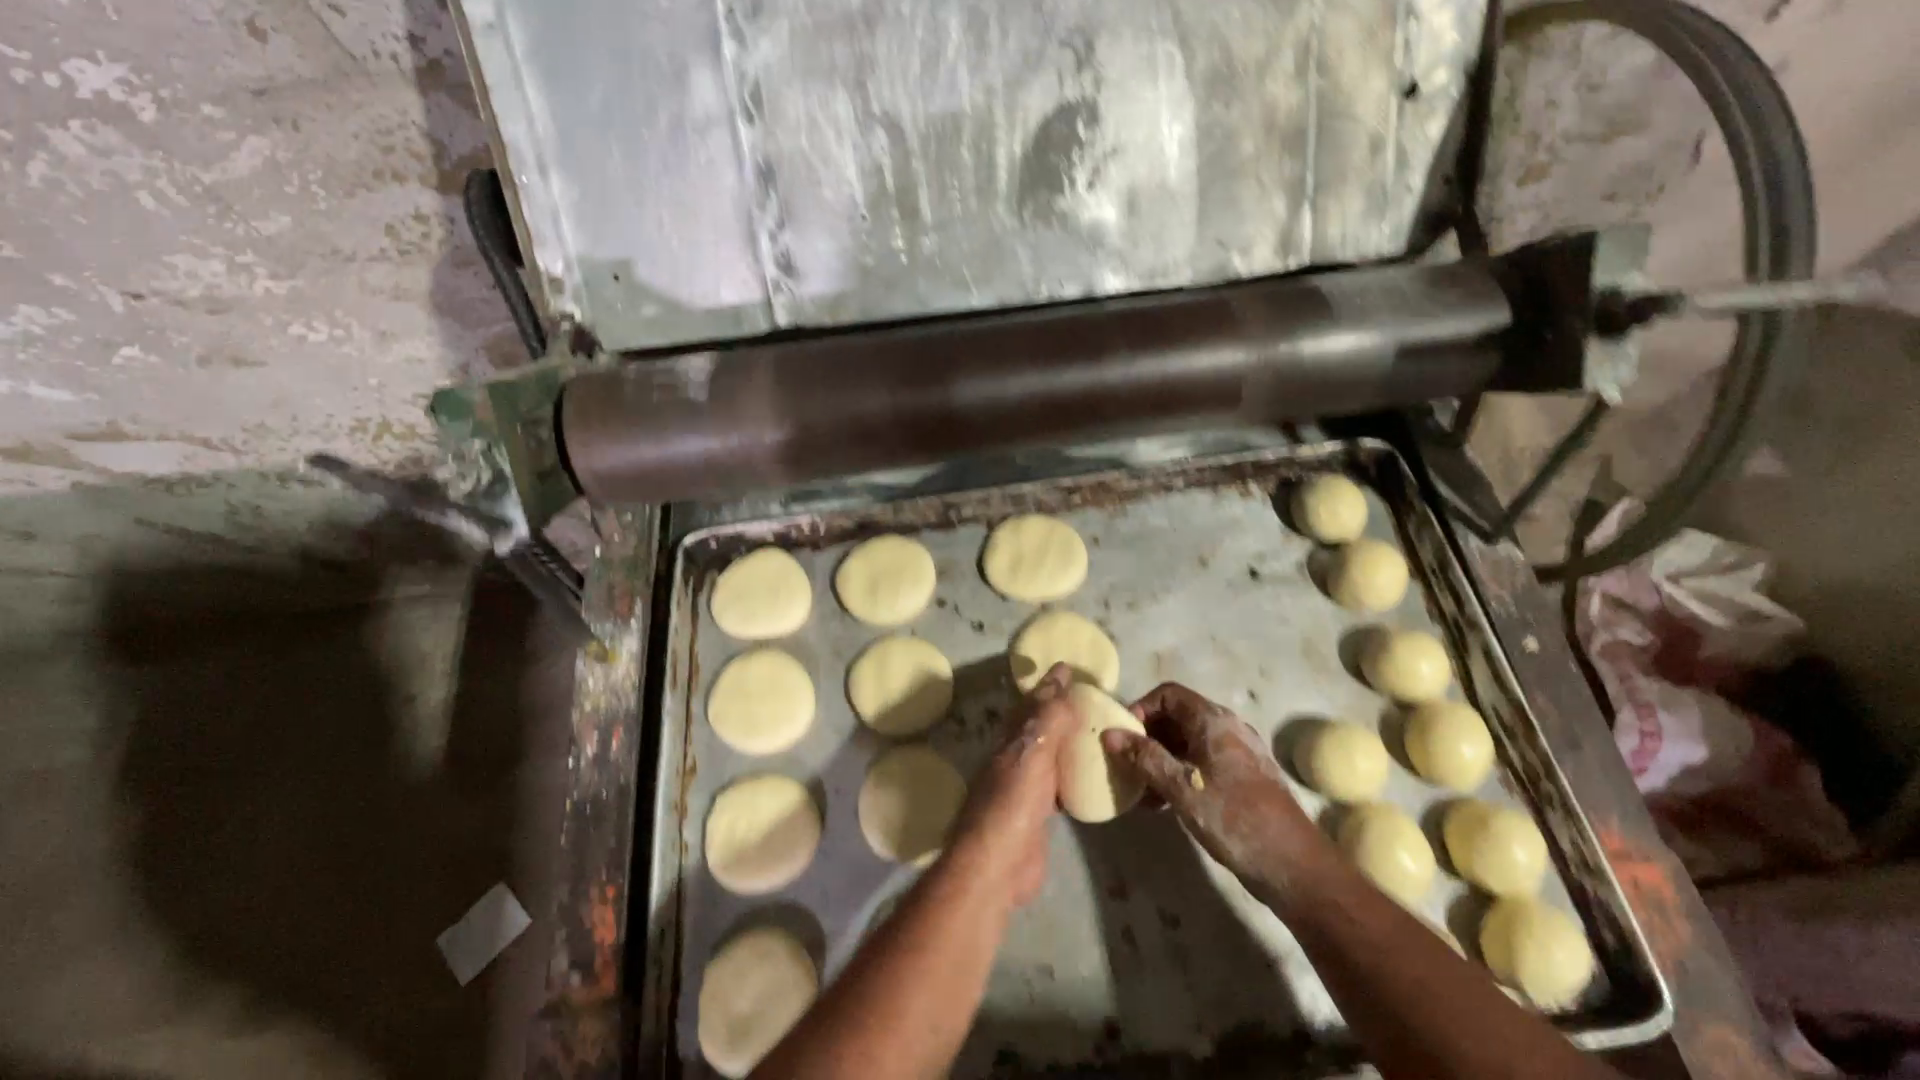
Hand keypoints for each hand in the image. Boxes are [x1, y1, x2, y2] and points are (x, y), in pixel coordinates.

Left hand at [945, 663, 1080, 907]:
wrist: (996, 868)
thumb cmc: (1012, 807)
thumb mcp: (1031, 755)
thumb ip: (1048, 721)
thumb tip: (1061, 684)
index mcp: (1010, 744)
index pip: (1032, 705)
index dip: (1049, 686)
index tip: (1067, 668)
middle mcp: (1013, 762)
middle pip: (1037, 729)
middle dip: (1057, 711)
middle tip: (1088, 699)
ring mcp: (1023, 791)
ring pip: (1048, 757)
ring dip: (1065, 743)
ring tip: (1093, 733)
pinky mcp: (1036, 817)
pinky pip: (1058, 786)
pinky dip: (1071, 776)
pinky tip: (1088, 778)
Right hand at [1100, 683, 1326, 895]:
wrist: (1291, 863)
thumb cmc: (1233, 818)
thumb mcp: (1182, 787)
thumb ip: (1145, 758)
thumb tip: (1111, 734)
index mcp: (1214, 722)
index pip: (1168, 694)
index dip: (1141, 709)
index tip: (1123, 738)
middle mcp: (1228, 729)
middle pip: (1178, 718)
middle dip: (1147, 738)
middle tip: (1126, 766)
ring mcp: (1238, 754)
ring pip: (1188, 743)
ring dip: (1161, 760)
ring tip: (1141, 791)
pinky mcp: (1242, 778)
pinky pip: (1202, 764)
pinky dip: (1179, 775)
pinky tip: (1163, 804)